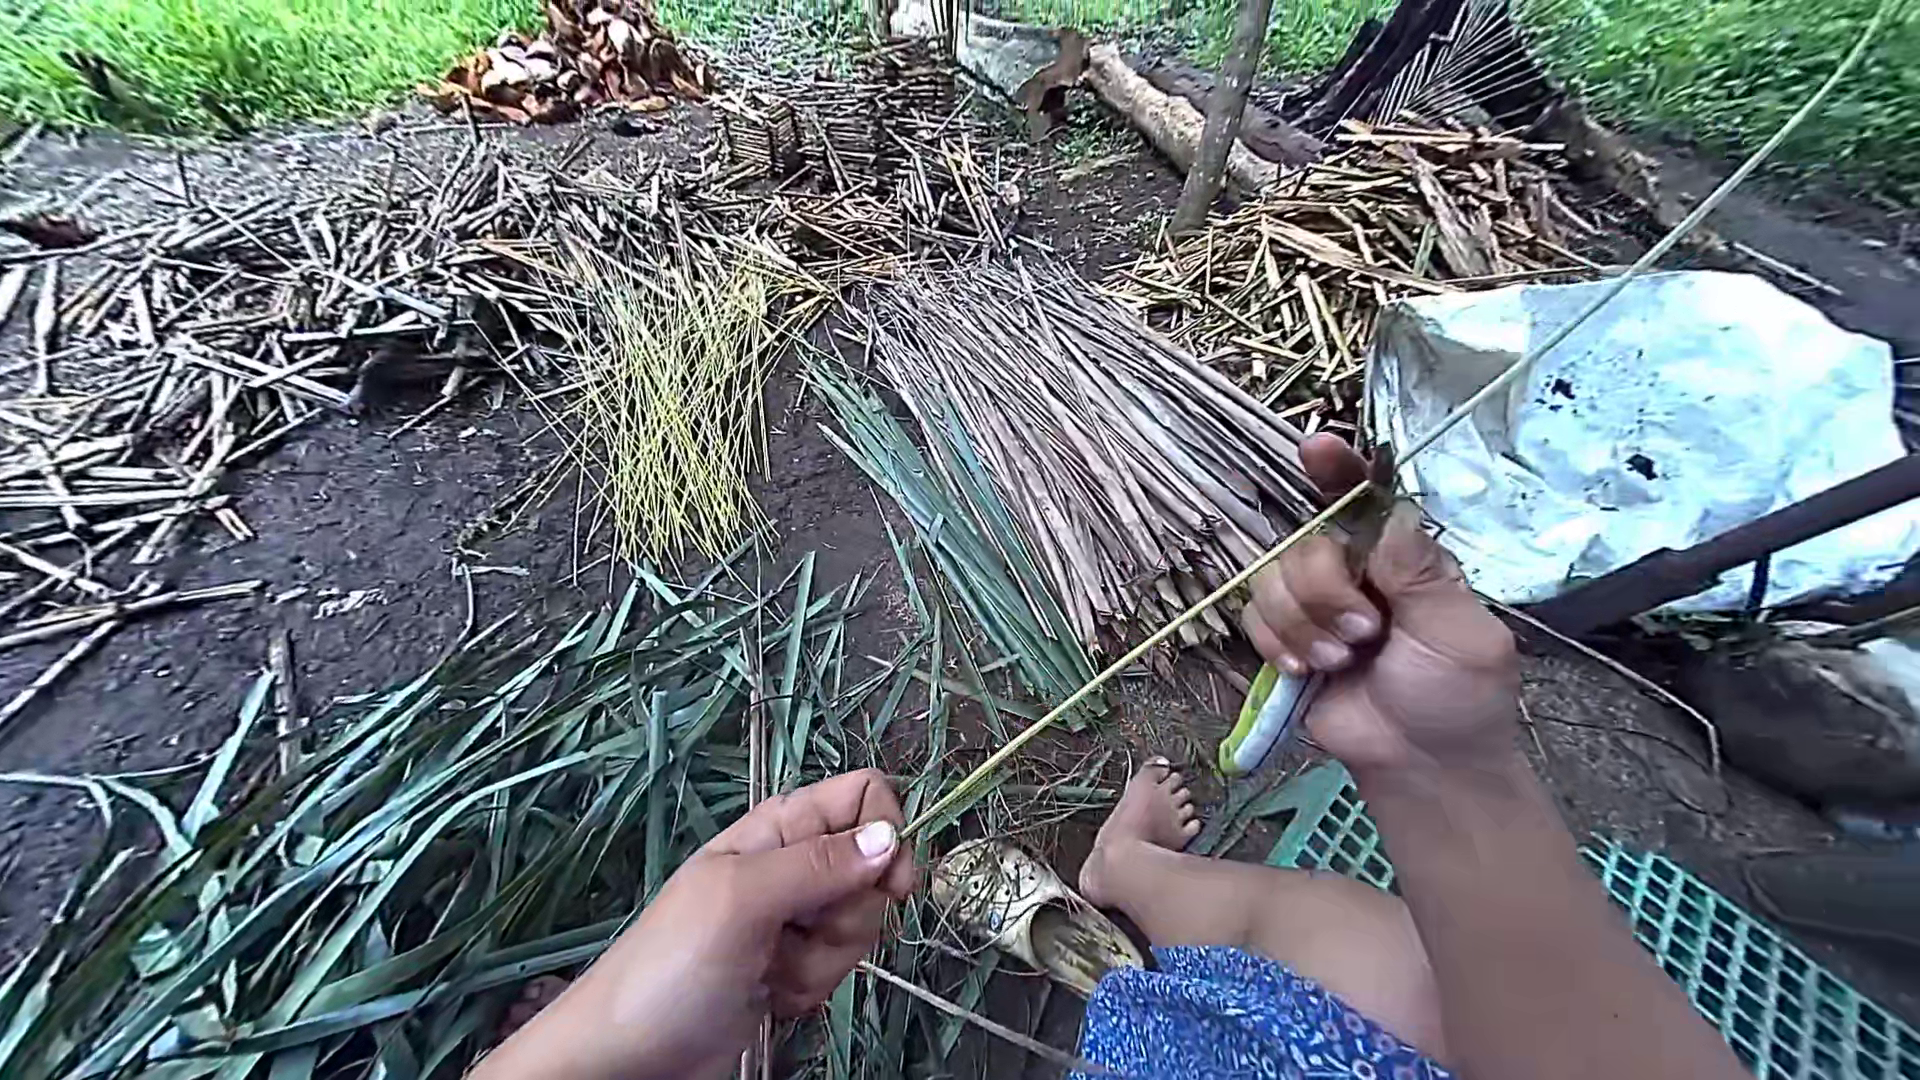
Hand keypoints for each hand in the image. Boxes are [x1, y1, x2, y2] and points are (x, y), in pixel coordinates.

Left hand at [474, 769, 916, 1079]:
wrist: (628, 1061)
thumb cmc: (676, 962)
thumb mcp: (744, 899)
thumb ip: (820, 864)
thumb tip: (892, 838)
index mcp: (787, 822)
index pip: (866, 794)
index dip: (887, 828)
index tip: (891, 881)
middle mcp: (801, 858)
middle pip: (875, 863)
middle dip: (850, 910)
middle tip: (801, 928)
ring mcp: (802, 911)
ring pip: (863, 917)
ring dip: (826, 956)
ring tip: (772, 967)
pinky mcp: (801, 959)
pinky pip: (842, 961)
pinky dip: (813, 984)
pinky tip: (771, 992)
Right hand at [1242, 434, 1518, 775]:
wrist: (1417, 762)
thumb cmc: (1456, 697)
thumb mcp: (1461, 637)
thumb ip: (1424, 577)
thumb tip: (1395, 513)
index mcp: (1396, 561)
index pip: (1362, 503)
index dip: (1335, 472)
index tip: (1314, 446)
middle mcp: (1347, 572)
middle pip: (1302, 547)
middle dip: (1324, 593)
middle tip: (1362, 635)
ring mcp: (1308, 605)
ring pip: (1270, 582)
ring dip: (1302, 627)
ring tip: (1339, 663)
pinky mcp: (1280, 636)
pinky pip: (1253, 618)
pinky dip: (1276, 645)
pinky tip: (1304, 670)